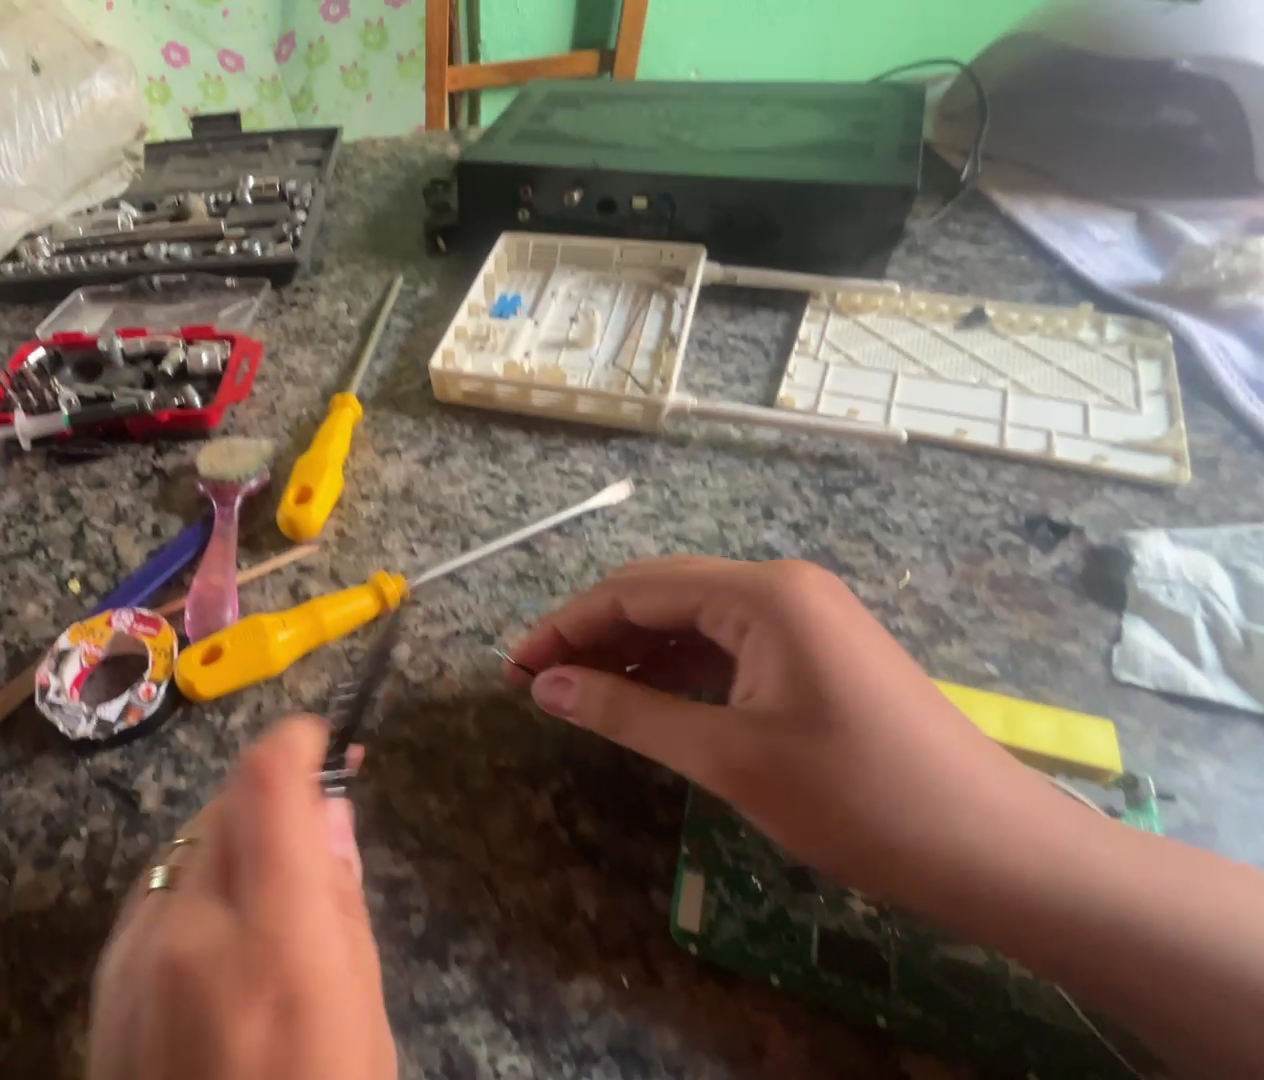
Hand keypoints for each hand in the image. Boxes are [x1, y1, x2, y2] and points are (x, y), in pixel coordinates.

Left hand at [86, 718, 394, 1079]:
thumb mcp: (364, 1015)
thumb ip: (338, 896)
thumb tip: (329, 807)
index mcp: (273, 944)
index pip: (266, 787)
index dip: (292, 741)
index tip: (318, 738)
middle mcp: (188, 933)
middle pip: (222, 804)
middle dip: (268, 797)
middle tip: (307, 826)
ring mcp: (133, 955)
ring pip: (186, 842)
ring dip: (229, 840)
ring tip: (267, 895)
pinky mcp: (105, 977)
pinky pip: (156, 890)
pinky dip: (193, 882)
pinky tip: (218, 934)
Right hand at [506, 557, 1070, 902]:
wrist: (1002, 856)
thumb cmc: (859, 799)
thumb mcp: (725, 756)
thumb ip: (625, 713)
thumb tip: (541, 687)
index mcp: (761, 594)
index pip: (633, 591)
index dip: (565, 626)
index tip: (515, 666)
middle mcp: (778, 588)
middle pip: (656, 595)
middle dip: (590, 634)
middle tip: (535, 679)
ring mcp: (799, 618)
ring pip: (686, 620)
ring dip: (627, 651)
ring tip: (572, 691)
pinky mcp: (810, 653)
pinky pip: (719, 646)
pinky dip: (670, 669)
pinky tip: (637, 697)